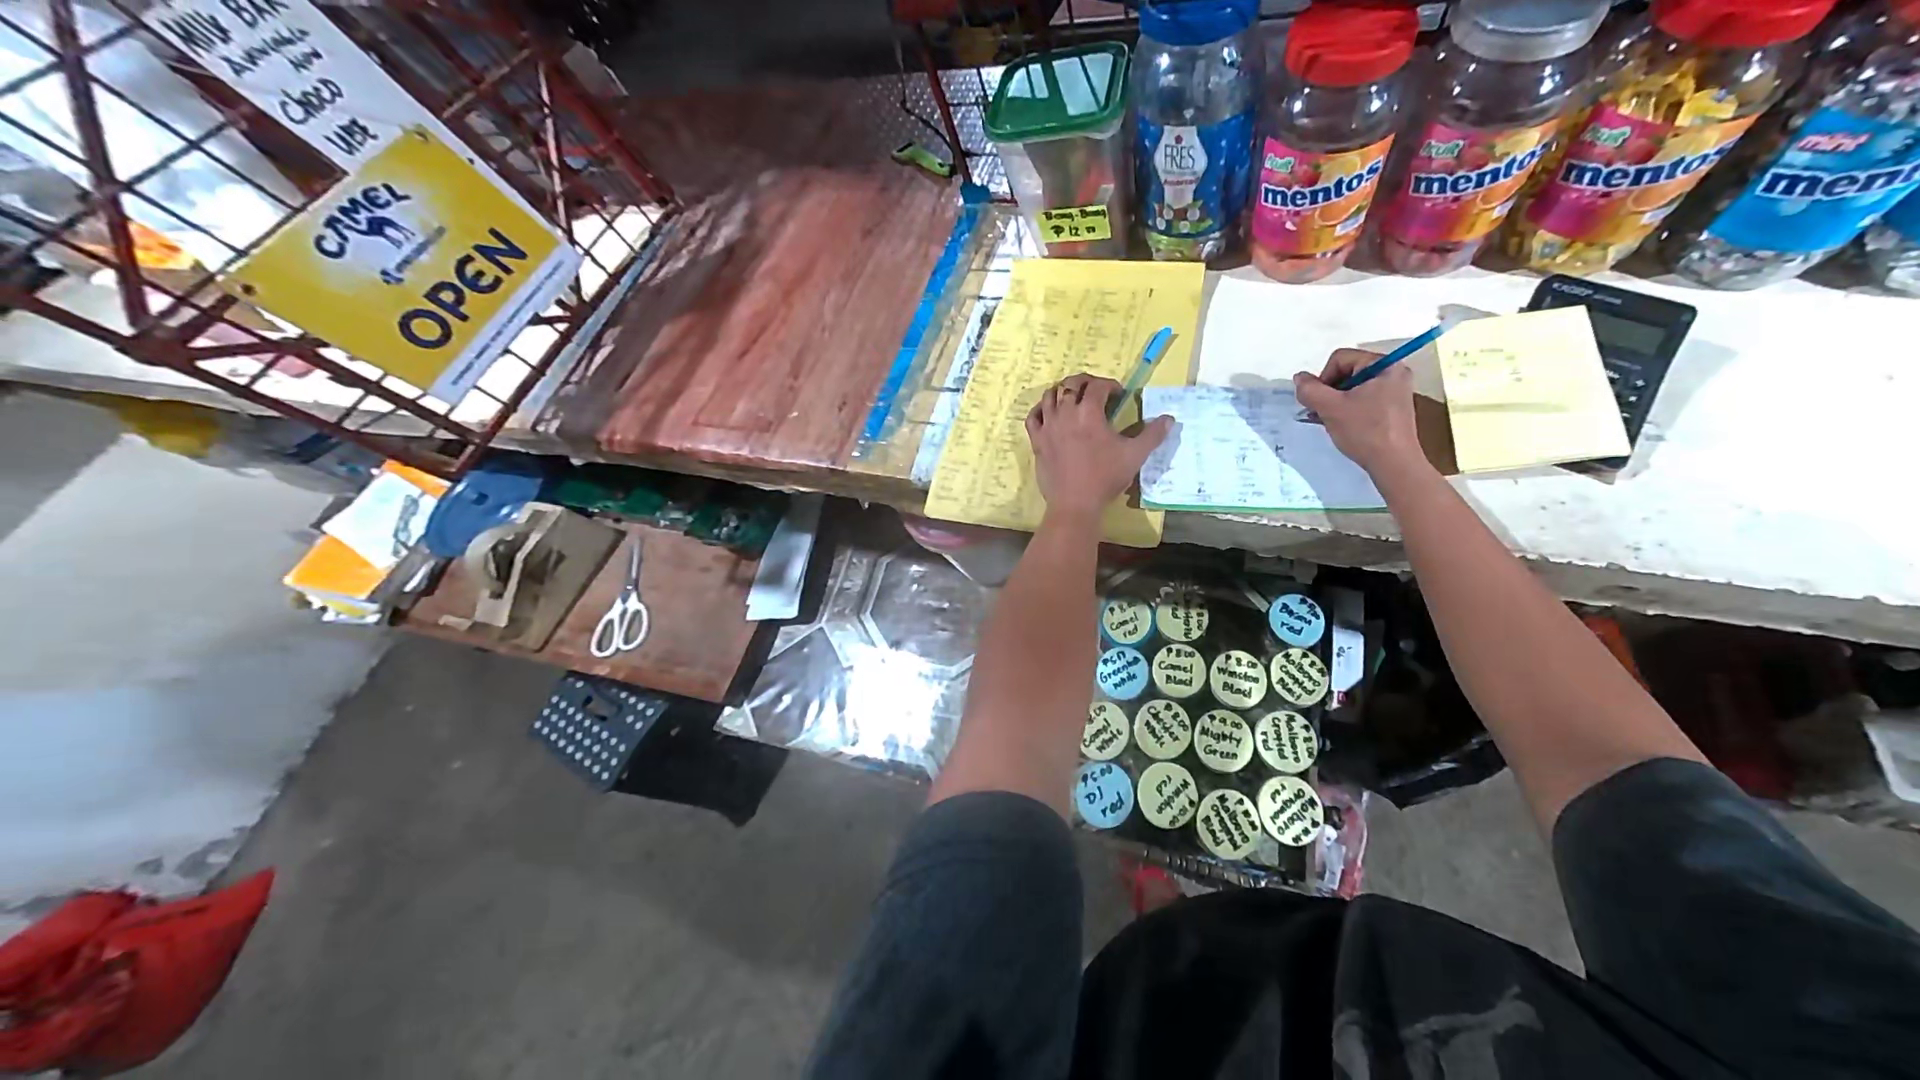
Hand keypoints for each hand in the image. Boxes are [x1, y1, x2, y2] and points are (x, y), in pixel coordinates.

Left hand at [1025, 374, 1171, 523]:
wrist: (1075, 503)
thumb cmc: (1105, 478)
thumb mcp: (1134, 455)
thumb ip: (1152, 434)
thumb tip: (1169, 419)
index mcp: (1088, 412)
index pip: (1098, 385)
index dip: (1110, 385)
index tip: (1119, 395)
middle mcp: (1065, 413)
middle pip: (1071, 383)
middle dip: (1086, 381)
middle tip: (1097, 390)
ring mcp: (1047, 427)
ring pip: (1049, 395)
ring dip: (1063, 391)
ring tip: (1073, 399)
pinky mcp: (1036, 441)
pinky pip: (1033, 416)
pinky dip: (1040, 409)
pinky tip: (1049, 413)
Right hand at [1293, 349, 1429, 480]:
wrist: (1394, 463)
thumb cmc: (1365, 431)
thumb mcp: (1330, 408)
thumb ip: (1310, 389)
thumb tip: (1299, 377)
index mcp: (1385, 365)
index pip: (1341, 358)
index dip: (1323, 378)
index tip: (1318, 401)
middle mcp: (1394, 373)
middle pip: (1347, 372)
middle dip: (1329, 391)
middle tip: (1320, 412)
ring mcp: (1395, 391)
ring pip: (1353, 388)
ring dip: (1335, 402)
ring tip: (1327, 420)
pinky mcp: (1393, 408)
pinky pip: (1363, 399)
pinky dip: (1347, 409)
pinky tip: (1340, 424)